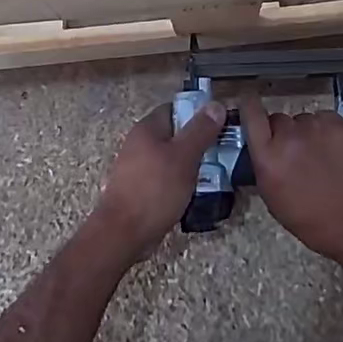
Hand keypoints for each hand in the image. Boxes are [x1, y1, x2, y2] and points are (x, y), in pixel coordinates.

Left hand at [91, 101, 224, 263]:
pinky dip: (181, 182)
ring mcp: (137, 168)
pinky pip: (166, 178)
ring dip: (192, 165)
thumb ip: (201, 130)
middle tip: (221, 152)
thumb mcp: (184, 157)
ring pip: (173, 158)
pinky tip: (195, 193)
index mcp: (148, 128)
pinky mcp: (139, 190)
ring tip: (213, 174)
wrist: (122, 236)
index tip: (219, 126)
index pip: (176, 108)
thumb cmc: (154, 190)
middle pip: (176, 134)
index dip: (199, 113)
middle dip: (199, 143)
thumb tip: (216, 105)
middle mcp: (140, 143)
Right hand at [240, 96, 342, 261]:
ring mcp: (318, 127)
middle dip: (283, 133)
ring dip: (308, 133)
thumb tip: (264, 148)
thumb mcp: (275, 199)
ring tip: (320, 156)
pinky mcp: (341, 124)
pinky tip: (335, 151)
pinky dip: (328, 131)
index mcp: (269, 158)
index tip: (250, 103)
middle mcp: (290, 136)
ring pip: (305, 120)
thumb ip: (266, 165)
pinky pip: (326, 119)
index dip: (250, 106)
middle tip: (296, 153)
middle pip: (279, 119)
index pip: (251, 114)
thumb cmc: (314, 221)